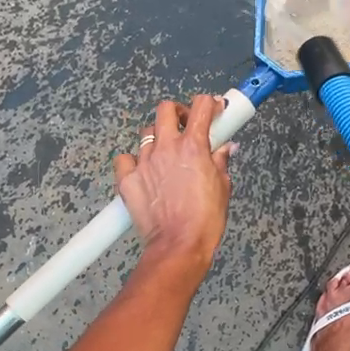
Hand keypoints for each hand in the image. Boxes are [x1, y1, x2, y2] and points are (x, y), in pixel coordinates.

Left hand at [113, 94, 233, 272]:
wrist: (178, 246)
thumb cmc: (205, 219)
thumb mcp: (223, 186)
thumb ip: (221, 161)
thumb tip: (225, 149)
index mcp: (194, 146)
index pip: (201, 106)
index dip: (209, 104)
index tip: (214, 109)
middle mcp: (166, 148)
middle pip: (165, 109)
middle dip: (177, 112)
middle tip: (186, 125)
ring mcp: (144, 162)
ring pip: (146, 133)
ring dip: (157, 137)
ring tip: (166, 153)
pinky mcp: (127, 180)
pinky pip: (125, 158)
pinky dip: (133, 160)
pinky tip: (144, 171)